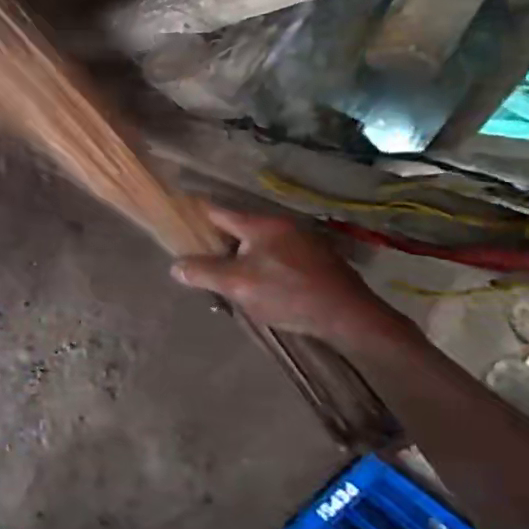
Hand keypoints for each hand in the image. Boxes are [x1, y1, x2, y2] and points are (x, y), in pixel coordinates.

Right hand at [170, 206, 415, 347]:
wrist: (352, 317)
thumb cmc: (289, 294)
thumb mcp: (237, 285)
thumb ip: (203, 273)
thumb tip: (176, 267)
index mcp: (260, 224)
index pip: (216, 210)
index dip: (194, 215)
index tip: (177, 221)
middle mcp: (282, 225)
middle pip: (236, 229)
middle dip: (217, 245)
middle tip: (200, 263)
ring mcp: (303, 242)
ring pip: (258, 245)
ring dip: (241, 259)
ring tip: (228, 281)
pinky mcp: (317, 261)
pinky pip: (277, 257)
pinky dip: (262, 267)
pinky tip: (261, 289)